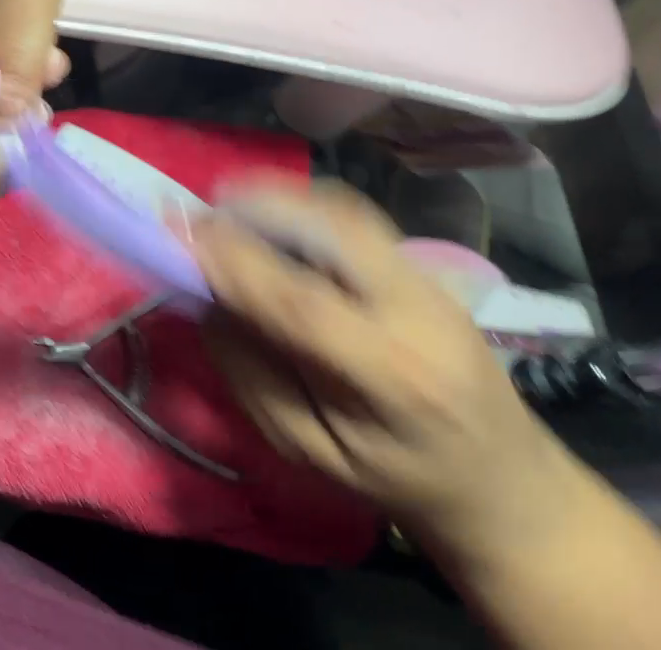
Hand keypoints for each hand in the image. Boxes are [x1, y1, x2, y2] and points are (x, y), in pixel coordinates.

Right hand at [192, 179, 575, 553]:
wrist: (502, 481)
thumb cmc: (390, 476)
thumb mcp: (303, 447)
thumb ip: (250, 375)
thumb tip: (208, 304)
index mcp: (390, 376)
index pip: (299, 300)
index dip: (234, 261)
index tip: (182, 237)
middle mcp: (420, 317)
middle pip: (336, 235)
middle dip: (259, 211)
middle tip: (199, 215)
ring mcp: (432, 287)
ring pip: (349, 217)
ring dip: (280, 201)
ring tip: (226, 206)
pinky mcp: (427, 273)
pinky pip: (358, 221)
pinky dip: (304, 206)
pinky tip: (268, 214)